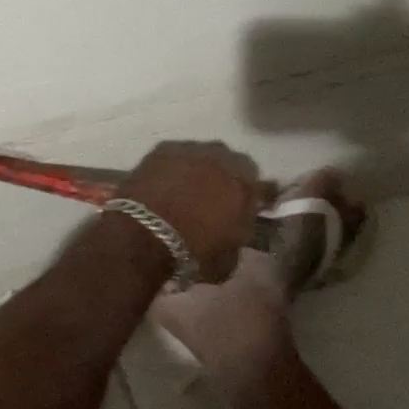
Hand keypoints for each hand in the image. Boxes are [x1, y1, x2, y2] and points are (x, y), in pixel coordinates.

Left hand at [114, 140, 261, 283]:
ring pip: (205, 154)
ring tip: (191, 186)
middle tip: (220, 196)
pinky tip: (169, 180)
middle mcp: (221, 161)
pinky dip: (177, 165)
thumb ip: (240, 237)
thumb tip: (238, 230)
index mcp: (245, 187)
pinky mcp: (161, 149)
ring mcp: (190, 150)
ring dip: (202, 168)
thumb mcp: (229, 260)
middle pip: (234, 163)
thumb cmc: (192, 253)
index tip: (255, 207)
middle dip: (230, 177)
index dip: (260, 198)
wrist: (142, 233)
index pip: (266, 187)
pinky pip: (178, 154)